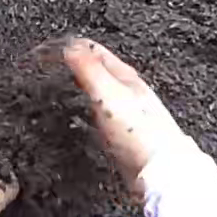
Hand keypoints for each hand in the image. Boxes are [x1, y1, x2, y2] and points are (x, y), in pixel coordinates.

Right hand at [64, 38, 198, 191]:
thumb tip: (71, 46)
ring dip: (85, 86)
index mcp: (126, 77)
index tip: (55, 47)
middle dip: (80, 63)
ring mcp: (128, 113)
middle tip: (57, 64)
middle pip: (101, 70)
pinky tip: (84, 118)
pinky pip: (103, 114)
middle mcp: (129, 92)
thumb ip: (89, 69)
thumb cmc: (139, 132)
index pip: (97, 51)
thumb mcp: (108, 94)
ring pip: (103, 91)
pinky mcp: (124, 135)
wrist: (161, 170)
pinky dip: (90, 109)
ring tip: (67, 85)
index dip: (75, 46)